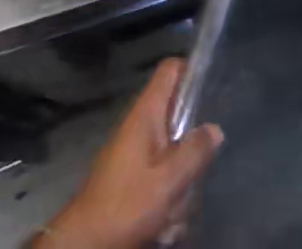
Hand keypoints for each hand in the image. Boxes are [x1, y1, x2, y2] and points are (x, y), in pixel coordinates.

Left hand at [34, 59, 223, 248]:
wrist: (86, 242)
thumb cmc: (126, 204)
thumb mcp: (168, 180)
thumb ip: (194, 152)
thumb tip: (215, 128)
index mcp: (146, 113)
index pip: (169, 70)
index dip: (191, 70)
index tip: (213, 88)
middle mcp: (140, 124)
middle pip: (178, 114)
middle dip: (193, 142)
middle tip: (199, 168)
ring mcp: (135, 149)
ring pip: (173, 150)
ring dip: (182, 177)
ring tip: (178, 207)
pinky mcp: (132, 173)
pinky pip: (162, 172)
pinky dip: (169, 194)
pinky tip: (167, 223)